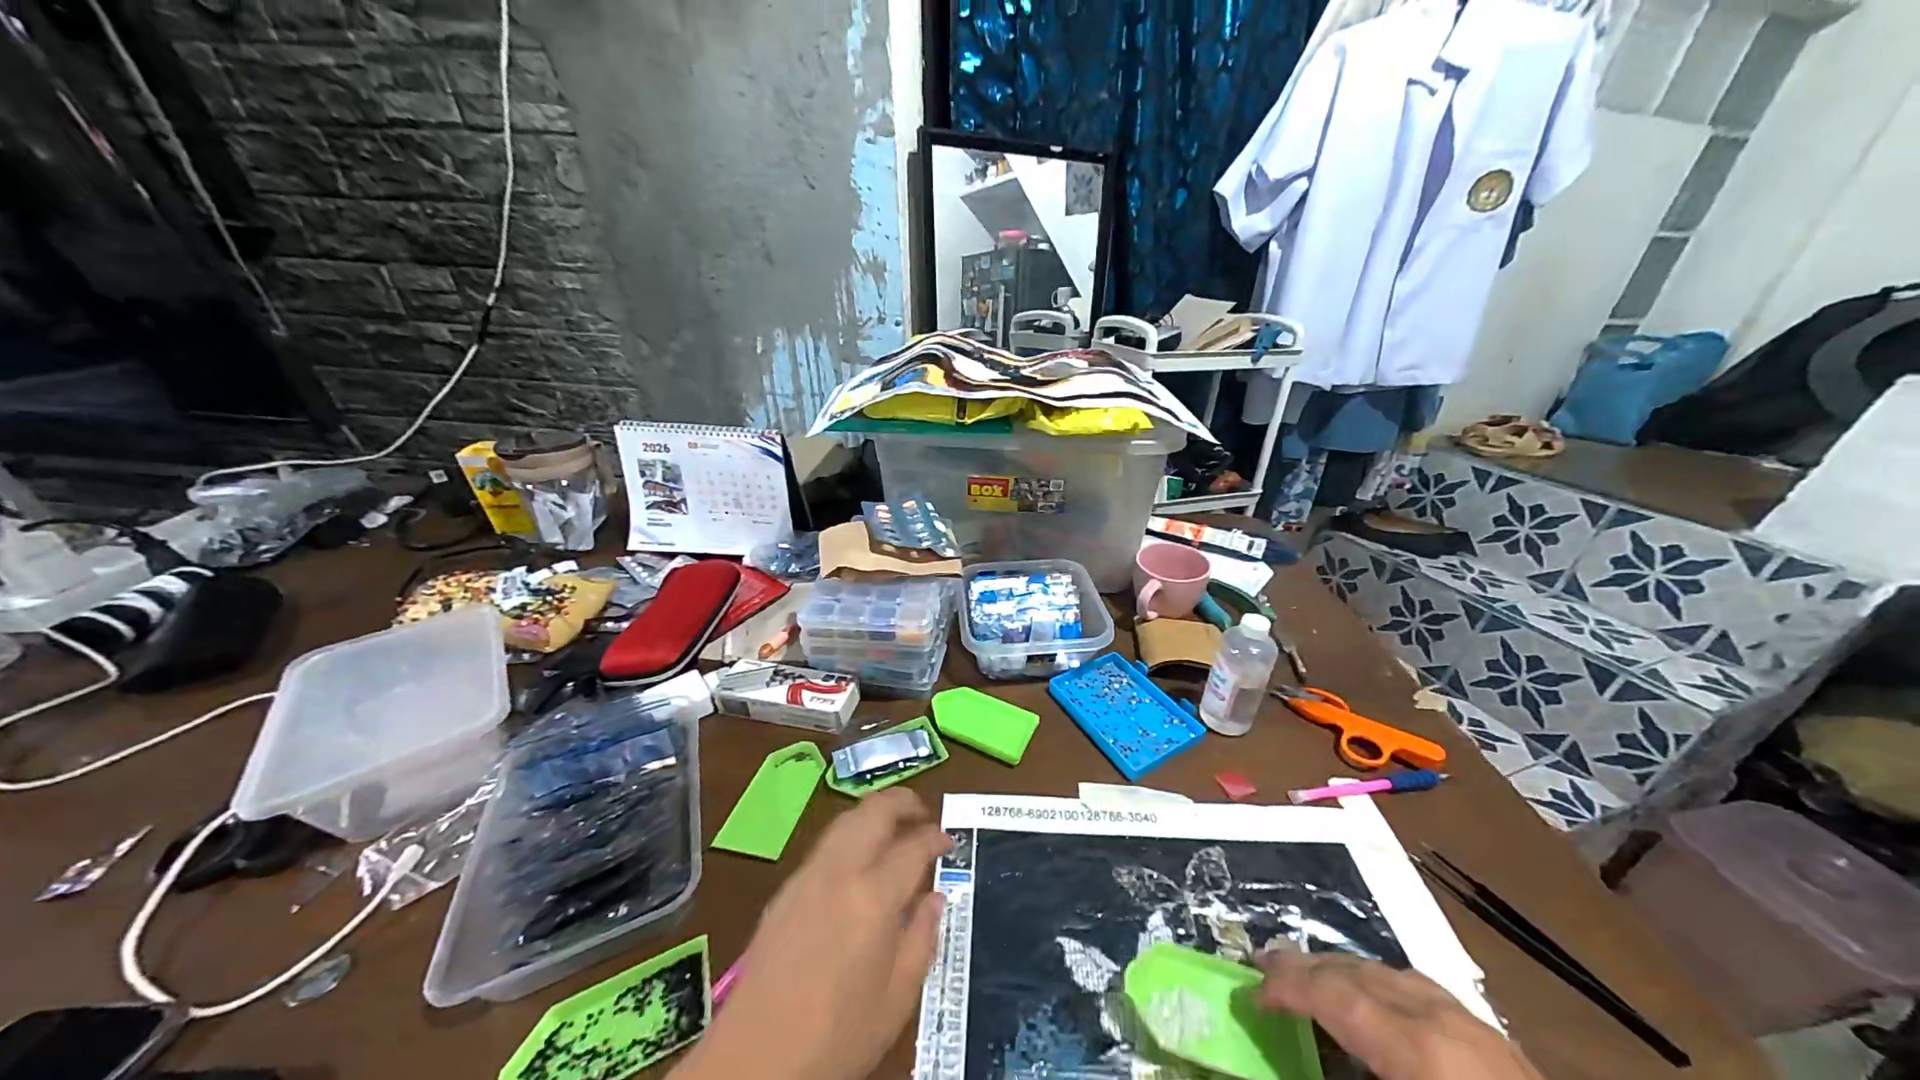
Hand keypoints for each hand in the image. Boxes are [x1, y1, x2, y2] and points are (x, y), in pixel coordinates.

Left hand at [675, 788, 949, 1079]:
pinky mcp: (784, 890)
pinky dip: (849, 835)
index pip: (913, 846)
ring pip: (845, 820)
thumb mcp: (897, 998)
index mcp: (873, 898)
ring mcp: (806, 877)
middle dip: (903, 802)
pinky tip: (858, 861)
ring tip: (894, 830)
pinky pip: (824, 844)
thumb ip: (922, 939)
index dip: (936, 837)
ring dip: (874, 814)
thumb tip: (935, 899)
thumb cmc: (837, 1035)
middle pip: (873, 811)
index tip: (949, 842)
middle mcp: (839, 873)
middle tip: (924, 816)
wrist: (754, 1059)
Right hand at [1258, 950, 1542, 1079]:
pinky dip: (1383, 983)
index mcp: (1416, 1049)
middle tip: (1263, 964)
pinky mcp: (1498, 1042)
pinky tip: (1377, 994)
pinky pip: (1424, 991)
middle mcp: (1441, 1020)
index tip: (1251, 995)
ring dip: (1342, 969)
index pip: (1333, 994)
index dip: (1285, 988)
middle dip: (1305, 966)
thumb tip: (1293, 1064)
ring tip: (1310, 973)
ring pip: (1391, 975)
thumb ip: (1341, 1072)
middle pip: (1357, 973)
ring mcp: (1475, 1026)